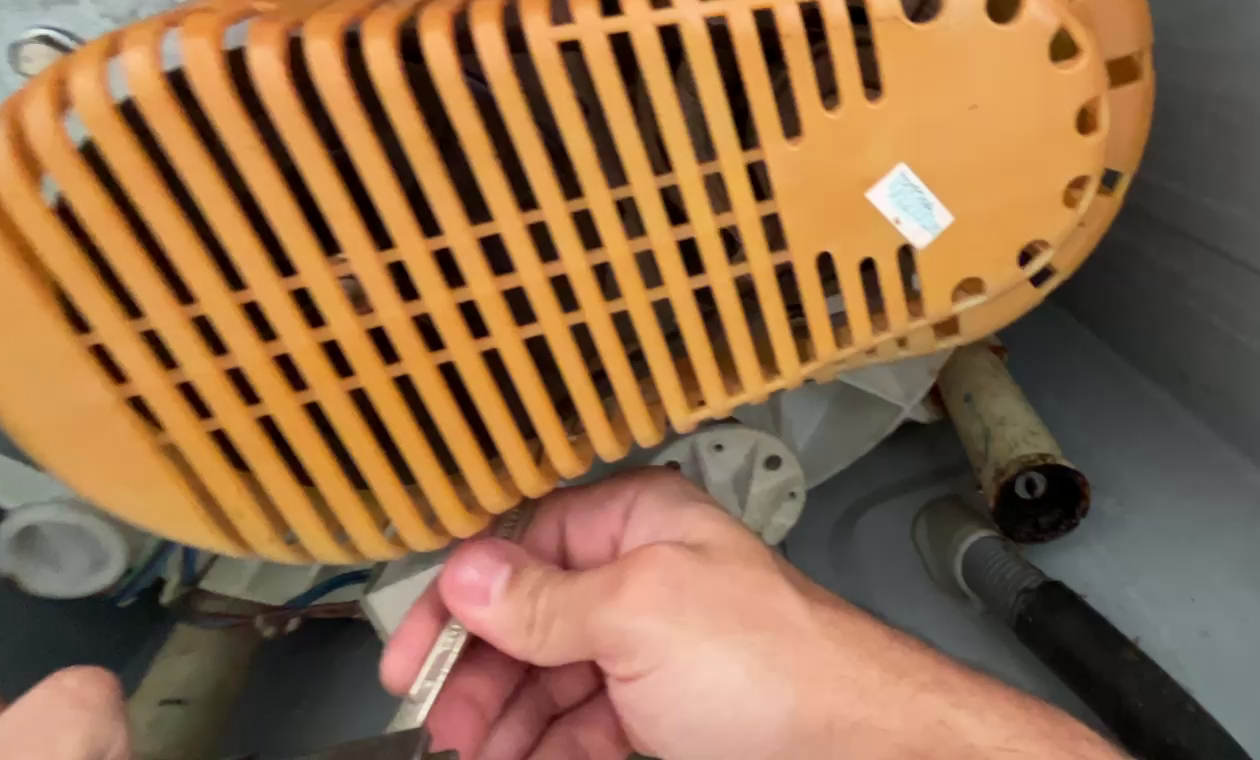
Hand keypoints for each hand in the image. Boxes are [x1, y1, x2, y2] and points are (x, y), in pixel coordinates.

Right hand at [380, 467, 1118, 759]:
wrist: (843, 734)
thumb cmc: (763, 653)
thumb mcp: (639, 612)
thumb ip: (547, 596)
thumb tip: (466, 572)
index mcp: (640, 522)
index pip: (529, 540)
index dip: (467, 592)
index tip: (416, 648)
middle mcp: (639, 571)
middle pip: (531, 613)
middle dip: (482, 668)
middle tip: (445, 723)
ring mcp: (644, 640)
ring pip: (547, 672)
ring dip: (502, 716)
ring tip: (473, 751)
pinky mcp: (651, 702)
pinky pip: (575, 720)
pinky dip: (541, 744)